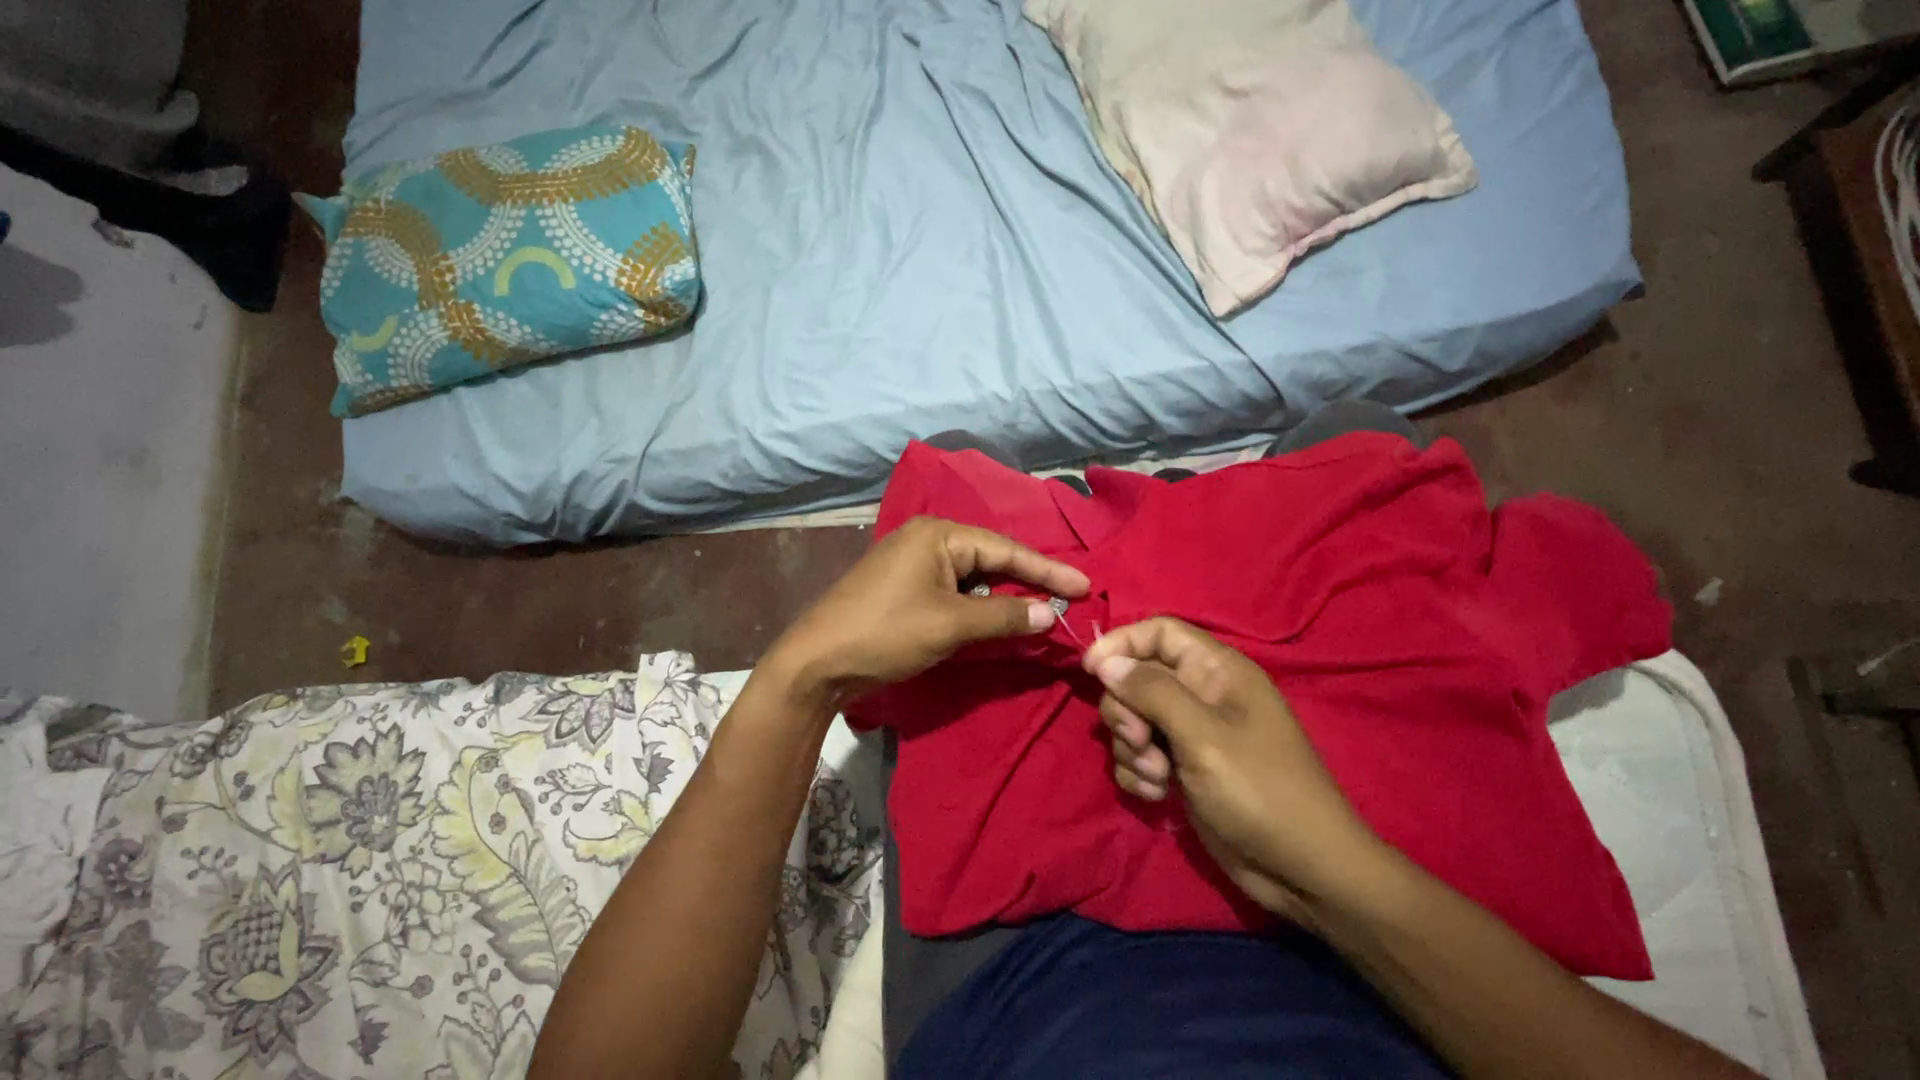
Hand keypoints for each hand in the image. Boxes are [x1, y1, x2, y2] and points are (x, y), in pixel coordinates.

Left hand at [765, 516, 1090, 704]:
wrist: (816, 663)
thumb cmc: (886, 634)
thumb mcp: (951, 625)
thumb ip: (1004, 616)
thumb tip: (1050, 612)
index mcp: (938, 534)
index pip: (1006, 549)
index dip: (1048, 570)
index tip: (1085, 585)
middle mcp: (926, 539)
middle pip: (990, 559)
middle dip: (1028, 581)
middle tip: (1068, 600)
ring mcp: (911, 563)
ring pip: (972, 577)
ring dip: (1003, 596)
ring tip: (1041, 612)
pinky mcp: (903, 588)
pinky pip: (953, 591)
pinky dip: (978, 606)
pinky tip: (998, 620)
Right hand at [1082, 617, 1382, 924]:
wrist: (1300, 868)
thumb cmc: (1260, 790)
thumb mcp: (1203, 736)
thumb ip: (1151, 691)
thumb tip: (1104, 659)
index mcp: (1217, 671)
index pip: (1159, 632)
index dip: (1122, 644)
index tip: (1091, 672)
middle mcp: (1203, 695)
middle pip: (1137, 677)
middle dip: (1126, 710)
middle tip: (1141, 740)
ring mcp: (1192, 734)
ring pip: (1134, 720)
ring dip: (1132, 749)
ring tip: (1159, 778)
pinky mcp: (1183, 770)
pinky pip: (1141, 756)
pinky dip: (1139, 774)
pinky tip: (1157, 796)